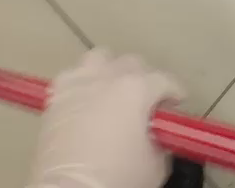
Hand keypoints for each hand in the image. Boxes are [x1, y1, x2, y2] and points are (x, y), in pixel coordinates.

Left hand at [29, 50, 184, 187]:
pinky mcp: (58, 93)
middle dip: (144, 80)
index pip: (166, 81)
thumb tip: (156, 133)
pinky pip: (74, 75)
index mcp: (138, 89)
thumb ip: (161, 139)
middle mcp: (110, 76)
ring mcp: (81, 81)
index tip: (177, 104)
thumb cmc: (117, 178)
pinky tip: (85, 100)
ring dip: (110, 72)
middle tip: (145, 104)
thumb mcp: (155, 165)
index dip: (175, 93)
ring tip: (112, 93)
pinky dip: (82, 84)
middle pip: (134, 64)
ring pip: (101, 59)